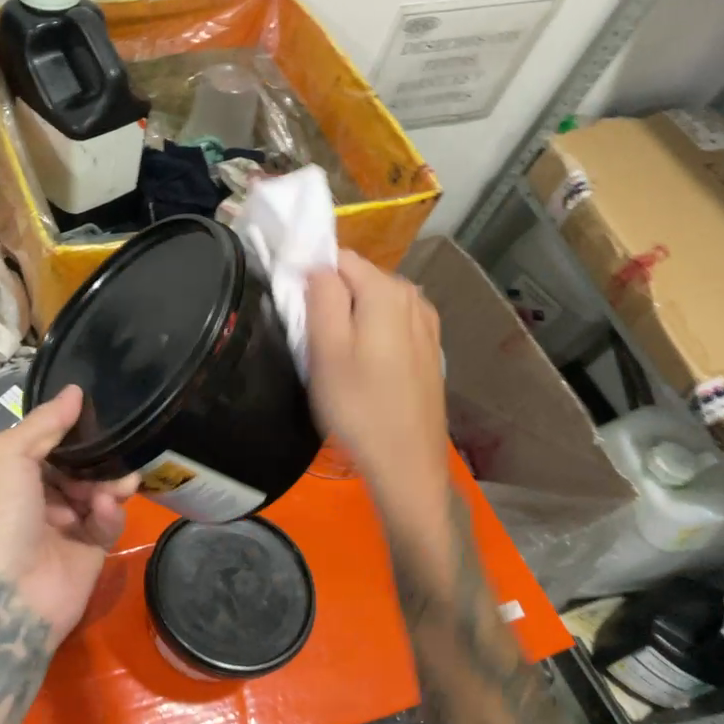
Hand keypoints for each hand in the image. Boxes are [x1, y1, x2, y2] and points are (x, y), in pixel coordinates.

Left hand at [0, 385, 138, 638]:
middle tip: (117, 446)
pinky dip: (109, 512)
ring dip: (110, 481)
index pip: (44, 439)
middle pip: (76, 463)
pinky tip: (105, 510)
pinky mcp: (89, 548)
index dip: (68, 424)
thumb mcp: (7, 455)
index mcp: (9, 472)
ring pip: (98, 489)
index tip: (98, 406)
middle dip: (97, 454)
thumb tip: (75, 391)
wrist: (10, 594)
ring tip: (122, 481)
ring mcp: (64, 523)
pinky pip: (108, 520)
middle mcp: (36, 495)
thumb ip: (43, 423)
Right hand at [306, 253, 449, 544]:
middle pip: (357, 279)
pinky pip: (389, 324)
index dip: (310, 279)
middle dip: (331, 299)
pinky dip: (370, 335)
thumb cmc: (358, 409)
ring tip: (333, 359)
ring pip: (373, 303)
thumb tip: (316, 266)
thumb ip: (321, 298)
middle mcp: (413, 298)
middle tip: (311, 342)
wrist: (406, 464)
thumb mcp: (326, 352)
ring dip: (350, 319)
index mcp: (386, 292)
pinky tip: (361, 369)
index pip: (338, 259)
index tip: (294, 313)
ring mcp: (426, 324)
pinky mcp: (429, 349)